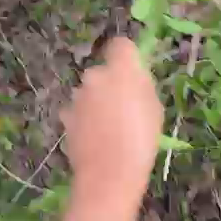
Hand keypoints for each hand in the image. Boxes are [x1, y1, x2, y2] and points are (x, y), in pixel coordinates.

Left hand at [61, 37, 162, 210]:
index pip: (120, 45)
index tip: (133, 74)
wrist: (109, 174)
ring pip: (90, 91)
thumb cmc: (141, 140)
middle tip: (124, 108)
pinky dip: (85, 119)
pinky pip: (79, 111)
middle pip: (104, 71)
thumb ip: (142, 85)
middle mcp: (94, 75)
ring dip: (96, 102)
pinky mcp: (65, 114)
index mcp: (120, 69)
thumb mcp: (155, 109)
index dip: (127, 57)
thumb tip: (134, 77)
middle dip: (111, 84)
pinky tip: (95, 138)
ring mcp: (77, 95)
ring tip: (109, 128)